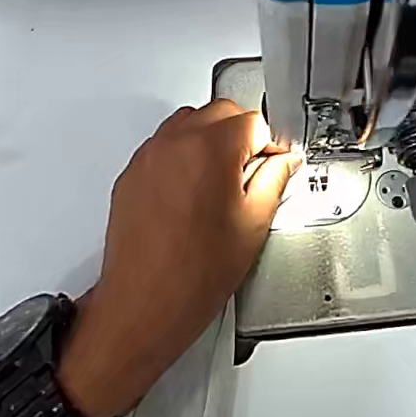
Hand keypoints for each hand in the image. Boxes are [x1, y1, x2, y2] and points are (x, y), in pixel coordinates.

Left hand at [58, 100, 300, 416]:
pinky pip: (164, 144)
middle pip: (220, 111)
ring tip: (225, 175)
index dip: (272, 142)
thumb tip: (283, 161)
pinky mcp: (132, 173)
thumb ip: (274, 179)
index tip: (276, 160)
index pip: (253, 121)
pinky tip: (196, 187)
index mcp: (210, 150)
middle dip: (244, 132)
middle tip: (256, 165)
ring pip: (189, 121)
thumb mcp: (253, 223)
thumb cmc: (192, 274)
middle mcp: (175, 143)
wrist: (143, 305)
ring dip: (212, 137)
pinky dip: (184, 152)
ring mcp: (149, 156)